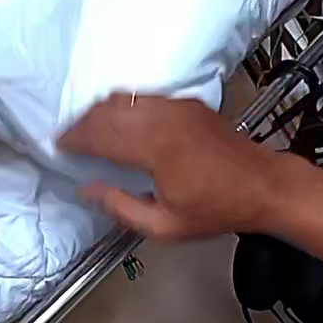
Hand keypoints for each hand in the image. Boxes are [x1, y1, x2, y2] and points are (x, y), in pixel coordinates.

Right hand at [58, 94, 311, 238]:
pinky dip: (124, 104)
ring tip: (88, 128)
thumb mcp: (166, 226)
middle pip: (108, 112)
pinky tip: (119, 118)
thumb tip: (89, 190)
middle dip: (82, 123)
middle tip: (69, 138)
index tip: (61, 146)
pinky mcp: (188, 104)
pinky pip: (145, 96)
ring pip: (125, 98)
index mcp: (155, 150)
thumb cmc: (219, 209)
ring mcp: (177, 107)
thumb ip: (122, 208)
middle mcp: (164, 120)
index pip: (100, 136)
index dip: (75, 140)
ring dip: (100, 111)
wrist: (262, 186)